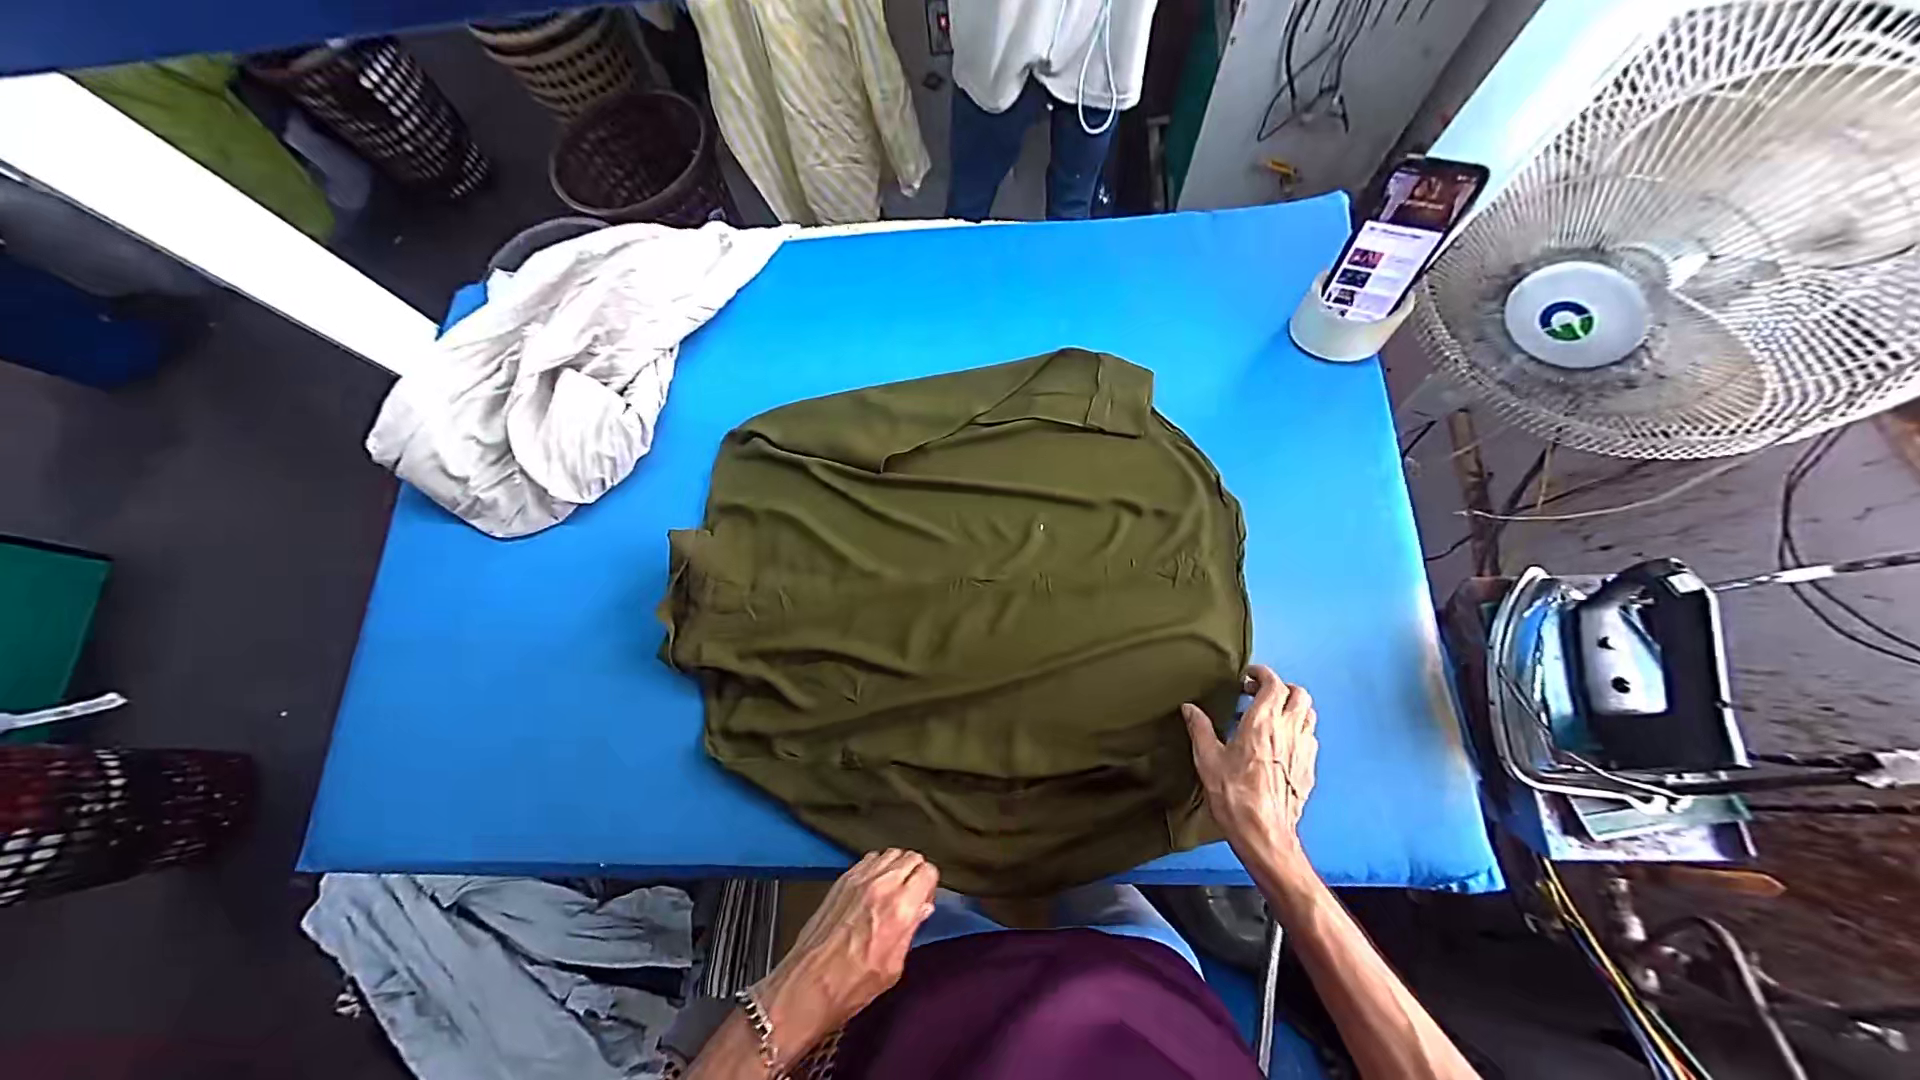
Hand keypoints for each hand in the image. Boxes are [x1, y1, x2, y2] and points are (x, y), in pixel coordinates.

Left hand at [755, 849, 938, 1061]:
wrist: (808, 985)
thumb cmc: (849, 985)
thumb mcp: (893, 967)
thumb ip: (911, 930)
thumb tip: (922, 910)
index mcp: (899, 908)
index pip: (928, 872)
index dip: (930, 886)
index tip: (924, 901)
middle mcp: (880, 886)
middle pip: (911, 857)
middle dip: (916, 874)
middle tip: (911, 895)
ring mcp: (859, 879)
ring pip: (891, 853)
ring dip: (896, 867)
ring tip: (892, 890)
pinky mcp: (842, 880)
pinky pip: (869, 859)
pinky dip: (877, 867)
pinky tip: (872, 888)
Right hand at [1182, 665, 1318, 869]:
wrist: (1264, 833)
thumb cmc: (1233, 796)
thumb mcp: (1207, 759)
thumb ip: (1200, 728)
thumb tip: (1189, 708)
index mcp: (1262, 723)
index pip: (1273, 684)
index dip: (1262, 673)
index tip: (1248, 675)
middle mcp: (1288, 731)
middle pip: (1299, 694)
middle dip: (1280, 687)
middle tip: (1258, 693)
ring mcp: (1303, 750)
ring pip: (1309, 714)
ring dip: (1292, 707)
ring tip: (1270, 715)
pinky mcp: (1309, 768)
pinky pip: (1310, 737)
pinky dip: (1297, 729)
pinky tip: (1279, 742)